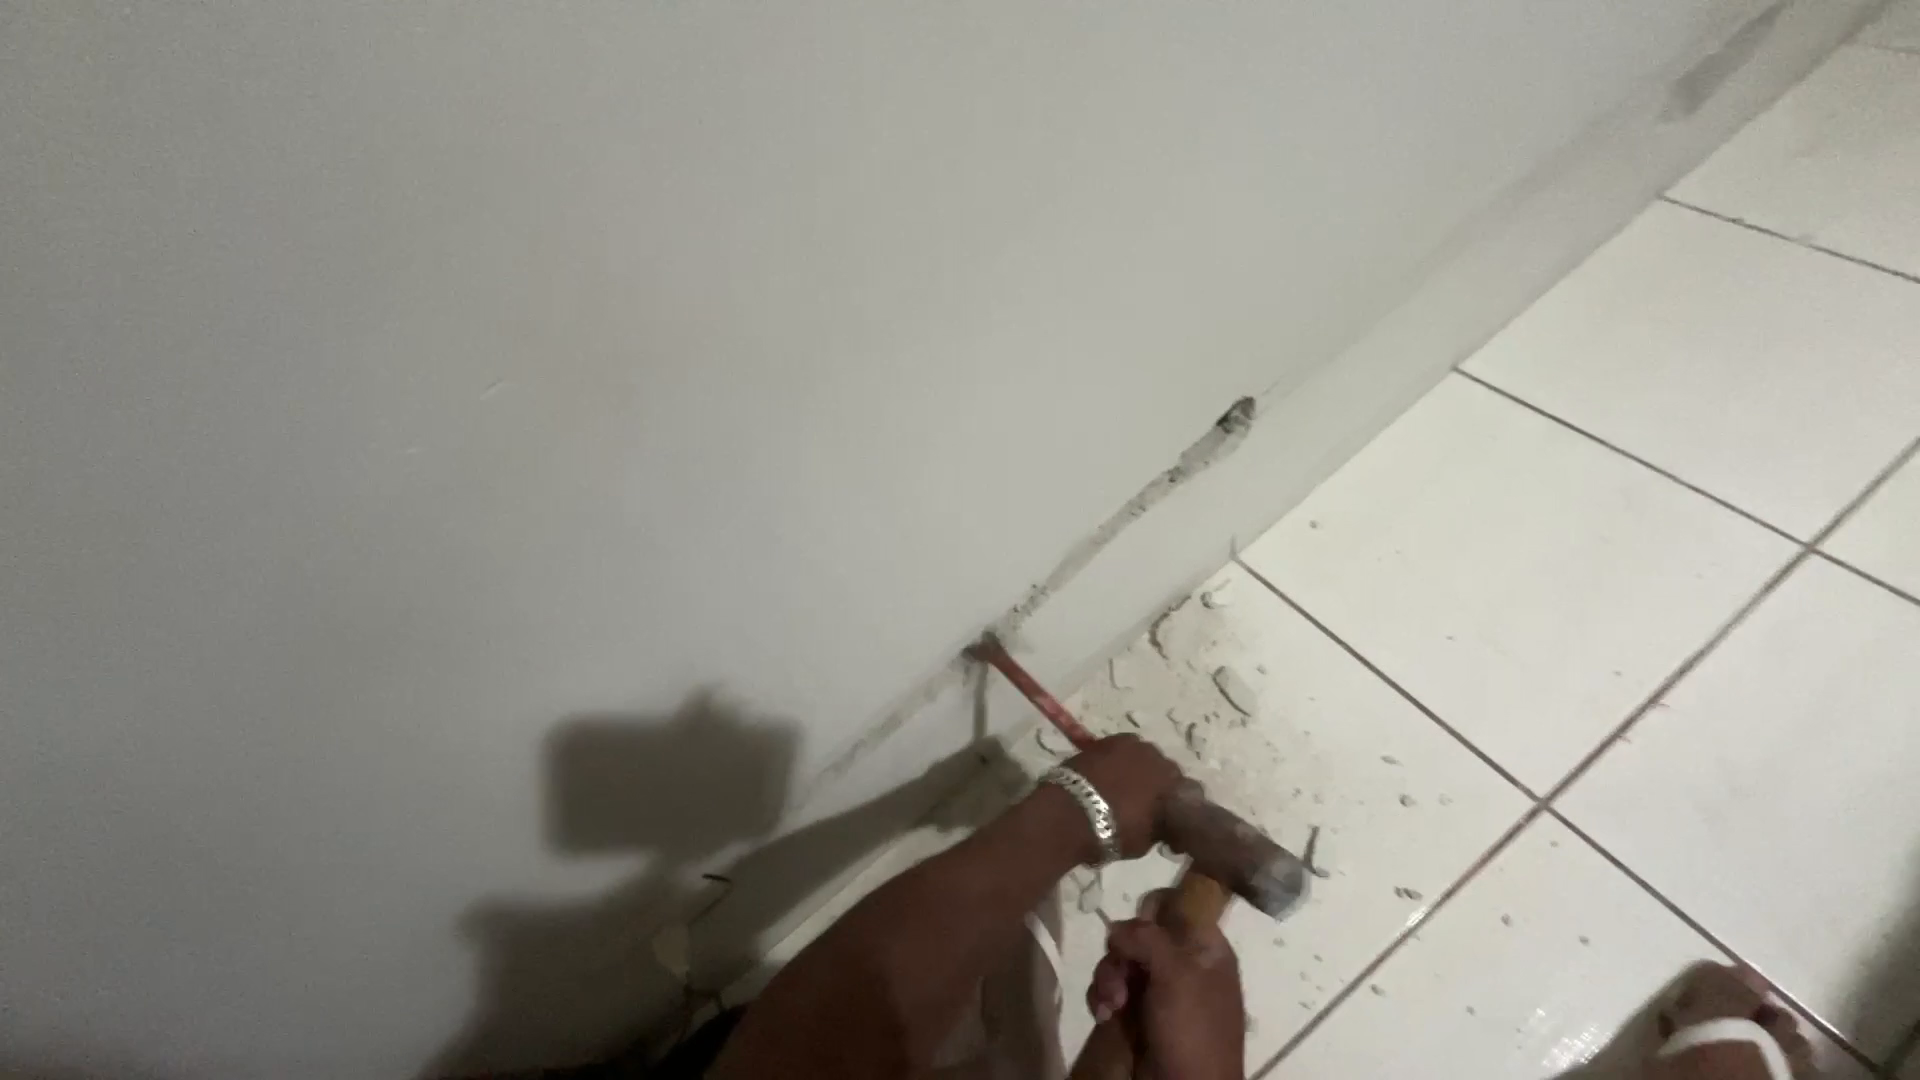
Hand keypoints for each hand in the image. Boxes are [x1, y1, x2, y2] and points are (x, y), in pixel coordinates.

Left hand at [1062, 734, 1183, 857]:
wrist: (1069, 812)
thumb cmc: (1113, 832)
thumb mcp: (1147, 840)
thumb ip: (1162, 825)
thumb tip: (1164, 824)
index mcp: (1173, 782)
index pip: (1191, 792)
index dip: (1182, 807)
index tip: (1171, 822)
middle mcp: (1156, 756)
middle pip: (1165, 770)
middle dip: (1160, 785)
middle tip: (1147, 805)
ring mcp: (1129, 744)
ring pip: (1142, 756)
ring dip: (1138, 769)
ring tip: (1125, 787)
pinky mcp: (1104, 740)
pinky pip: (1119, 750)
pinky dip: (1117, 761)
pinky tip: (1109, 775)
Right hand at [1086, 892, 1243, 1079]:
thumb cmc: (1193, 1034)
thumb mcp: (1177, 976)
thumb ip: (1146, 938)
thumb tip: (1115, 928)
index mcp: (1206, 949)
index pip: (1178, 905)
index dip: (1153, 911)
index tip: (1137, 929)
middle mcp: (1183, 964)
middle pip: (1139, 932)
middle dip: (1121, 954)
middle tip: (1121, 980)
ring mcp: (1159, 990)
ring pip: (1120, 959)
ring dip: (1107, 978)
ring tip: (1109, 1006)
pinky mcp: (1137, 1015)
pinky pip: (1110, 987)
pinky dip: (1101, 997)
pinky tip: (1101, 1015)